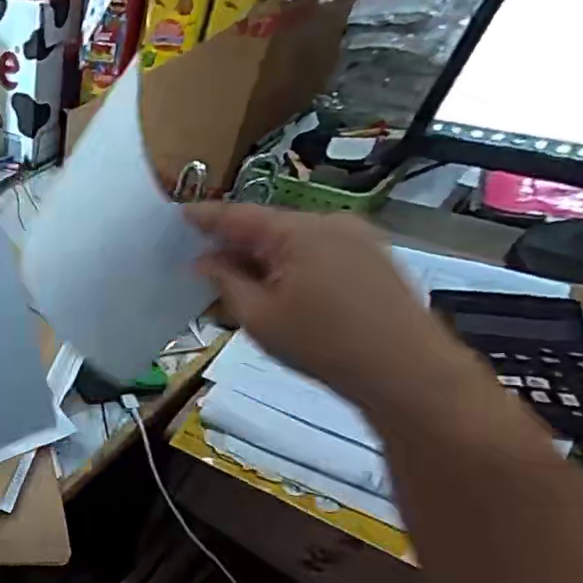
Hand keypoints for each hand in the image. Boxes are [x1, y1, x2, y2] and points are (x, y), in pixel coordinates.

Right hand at [191, 203, 479, 413]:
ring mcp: (358, 238)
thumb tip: (205, 261)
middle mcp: (331, 223)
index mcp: (299, 232)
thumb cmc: (321, 342)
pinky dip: (290, 265)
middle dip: (234, 244)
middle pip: (269, 227)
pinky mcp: (373, 258)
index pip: (240, 216)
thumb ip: (225, 282)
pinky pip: (318, 252)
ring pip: (294, 241)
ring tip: (235, 283)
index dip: (207, 217)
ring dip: (262, 258)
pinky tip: (276, 290)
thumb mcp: (258, 316)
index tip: (180, 215)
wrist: (402, 367)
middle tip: (202, 262)